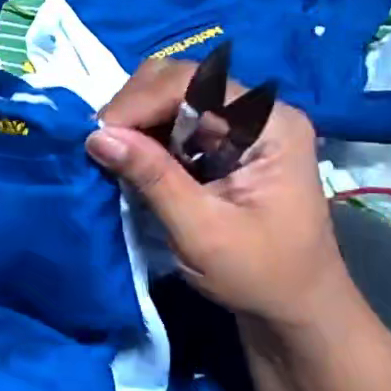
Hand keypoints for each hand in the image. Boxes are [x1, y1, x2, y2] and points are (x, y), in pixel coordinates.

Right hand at [85, 58, 355, 330]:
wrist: (295, 310)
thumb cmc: (260, 275)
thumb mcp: (201, 231)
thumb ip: (152, 178)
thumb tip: (95, 136)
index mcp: (269, 124)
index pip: (193, 84)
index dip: (140, 101)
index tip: (100, 135)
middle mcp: (256, 113)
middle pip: (179, 80)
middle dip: (133, 106)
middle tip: (102, 145)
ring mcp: (239, 125)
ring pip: (169, 96)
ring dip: (134, 120)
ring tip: (111, 154)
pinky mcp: (221, 142)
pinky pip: (171, 120)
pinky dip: (142, 134)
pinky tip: (129, 159)